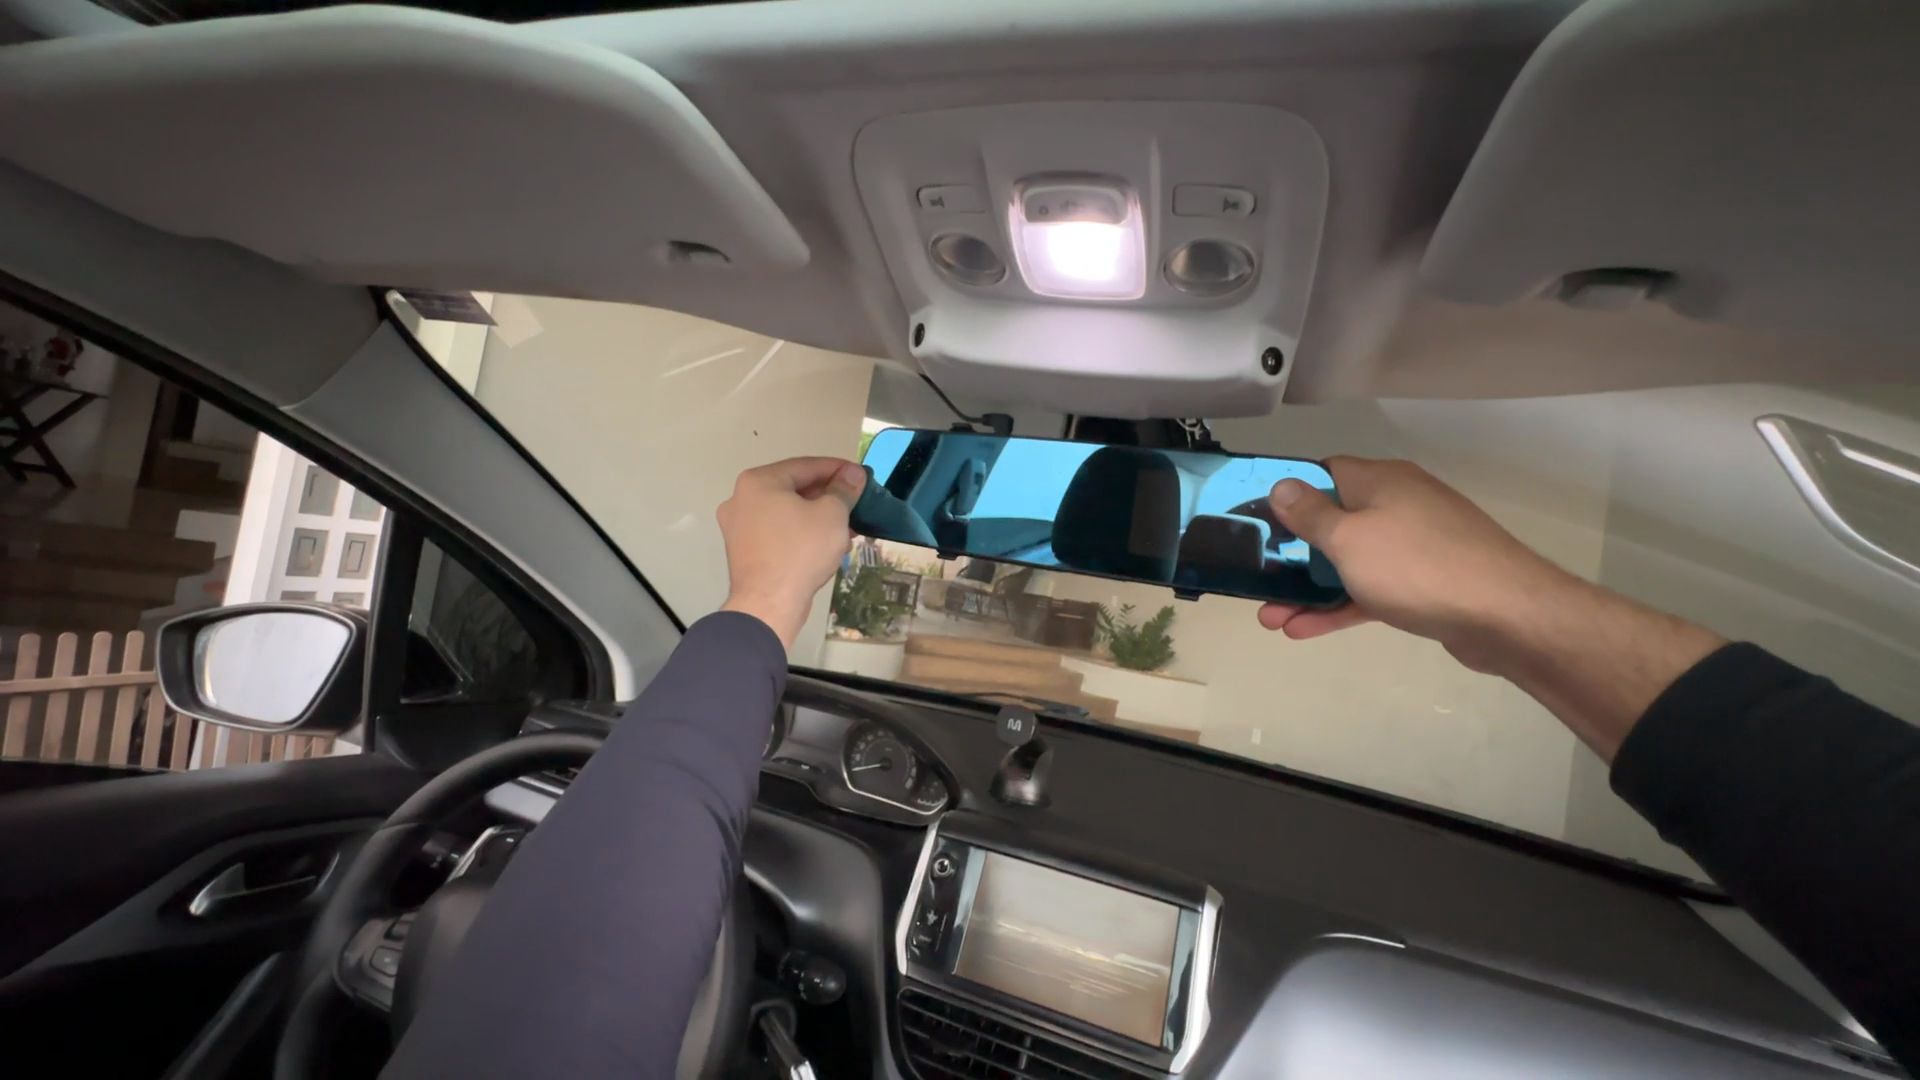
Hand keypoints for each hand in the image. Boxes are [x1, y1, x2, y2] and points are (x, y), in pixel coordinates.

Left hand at [717, 457, 865, 647]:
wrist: (769, 604)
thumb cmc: (800, 551)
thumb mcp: (832, 514)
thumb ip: (844, 489)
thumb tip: (854, 475)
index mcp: (758, 481)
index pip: (806, 466)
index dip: (838, 469)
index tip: (861, 476)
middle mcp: (742, 499)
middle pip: (794, 489)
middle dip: (828, 496)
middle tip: (856, 503)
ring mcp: (739, 527)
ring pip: (787, 513)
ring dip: (817, 517)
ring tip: (847, 528)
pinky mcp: (745, 552)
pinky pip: (779, 533)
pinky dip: (802, 534)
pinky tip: (826, 546)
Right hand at [1257, 456, 1722, 758]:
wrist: (1507, 617)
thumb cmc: (1416, 566)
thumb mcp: (1348, 538)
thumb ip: (1308, 513)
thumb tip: (1281, 484)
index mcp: (1378, 482)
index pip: (1320, 473)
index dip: (1284, 492)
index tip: (1253, 517)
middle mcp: (1395, 506)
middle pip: (1329, 523)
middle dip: (1289, 555)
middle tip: (1255, 578)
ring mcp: (1411, 546)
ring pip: (1345, 563)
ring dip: (1306, 590)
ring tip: (1269, 618)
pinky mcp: (1421, 583)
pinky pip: (1367, 589)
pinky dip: (1337, 607)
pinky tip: (1302, 630)